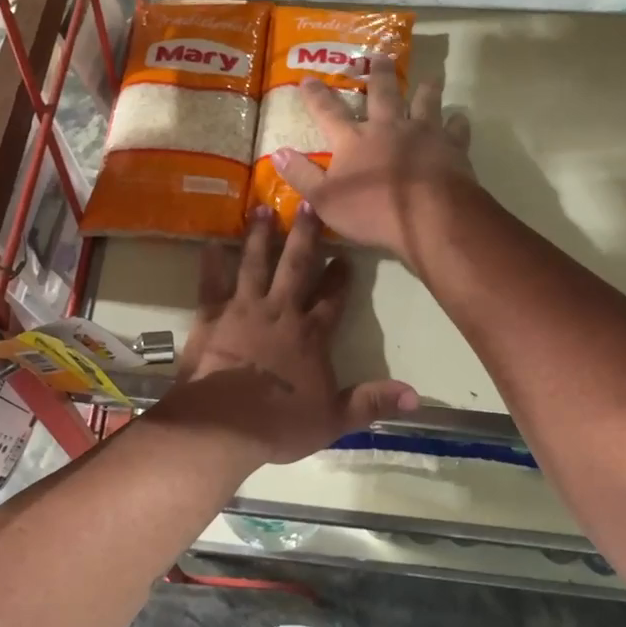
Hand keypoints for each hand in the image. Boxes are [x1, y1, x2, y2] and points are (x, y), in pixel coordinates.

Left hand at [151, 208, 418, 464]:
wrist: (223, 422)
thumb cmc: (279, 422)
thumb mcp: (333, 419)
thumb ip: (372, 402)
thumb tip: (416, 396)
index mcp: (310, 335)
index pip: (332, 299)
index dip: (341, 277)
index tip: (347, 254)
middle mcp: (280, 311)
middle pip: (296, 266)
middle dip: (305, 235)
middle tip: (309, 203)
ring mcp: (244, 308)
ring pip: (255, 263)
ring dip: (260, 236)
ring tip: (262, 208)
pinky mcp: (211, 314)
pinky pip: (211, 282)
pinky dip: (211, 263)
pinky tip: (209, 242)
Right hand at [271, 72, 477, 266]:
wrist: (431, 217)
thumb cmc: (373, 211)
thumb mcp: (324, 199)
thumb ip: (301, 175)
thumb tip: (277, 152)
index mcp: (353, 139)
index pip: (328, 111)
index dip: (315, 95)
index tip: (308, 78)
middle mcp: (387, 127)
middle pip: (382, 93)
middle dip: (379, 73)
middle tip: (381, 55)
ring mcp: (423, 133)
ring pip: (424, 102)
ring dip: (425, 89)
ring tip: (429, 78)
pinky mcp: (452, 147)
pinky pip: (456, 129)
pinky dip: (457, 122)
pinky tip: (459, 118)